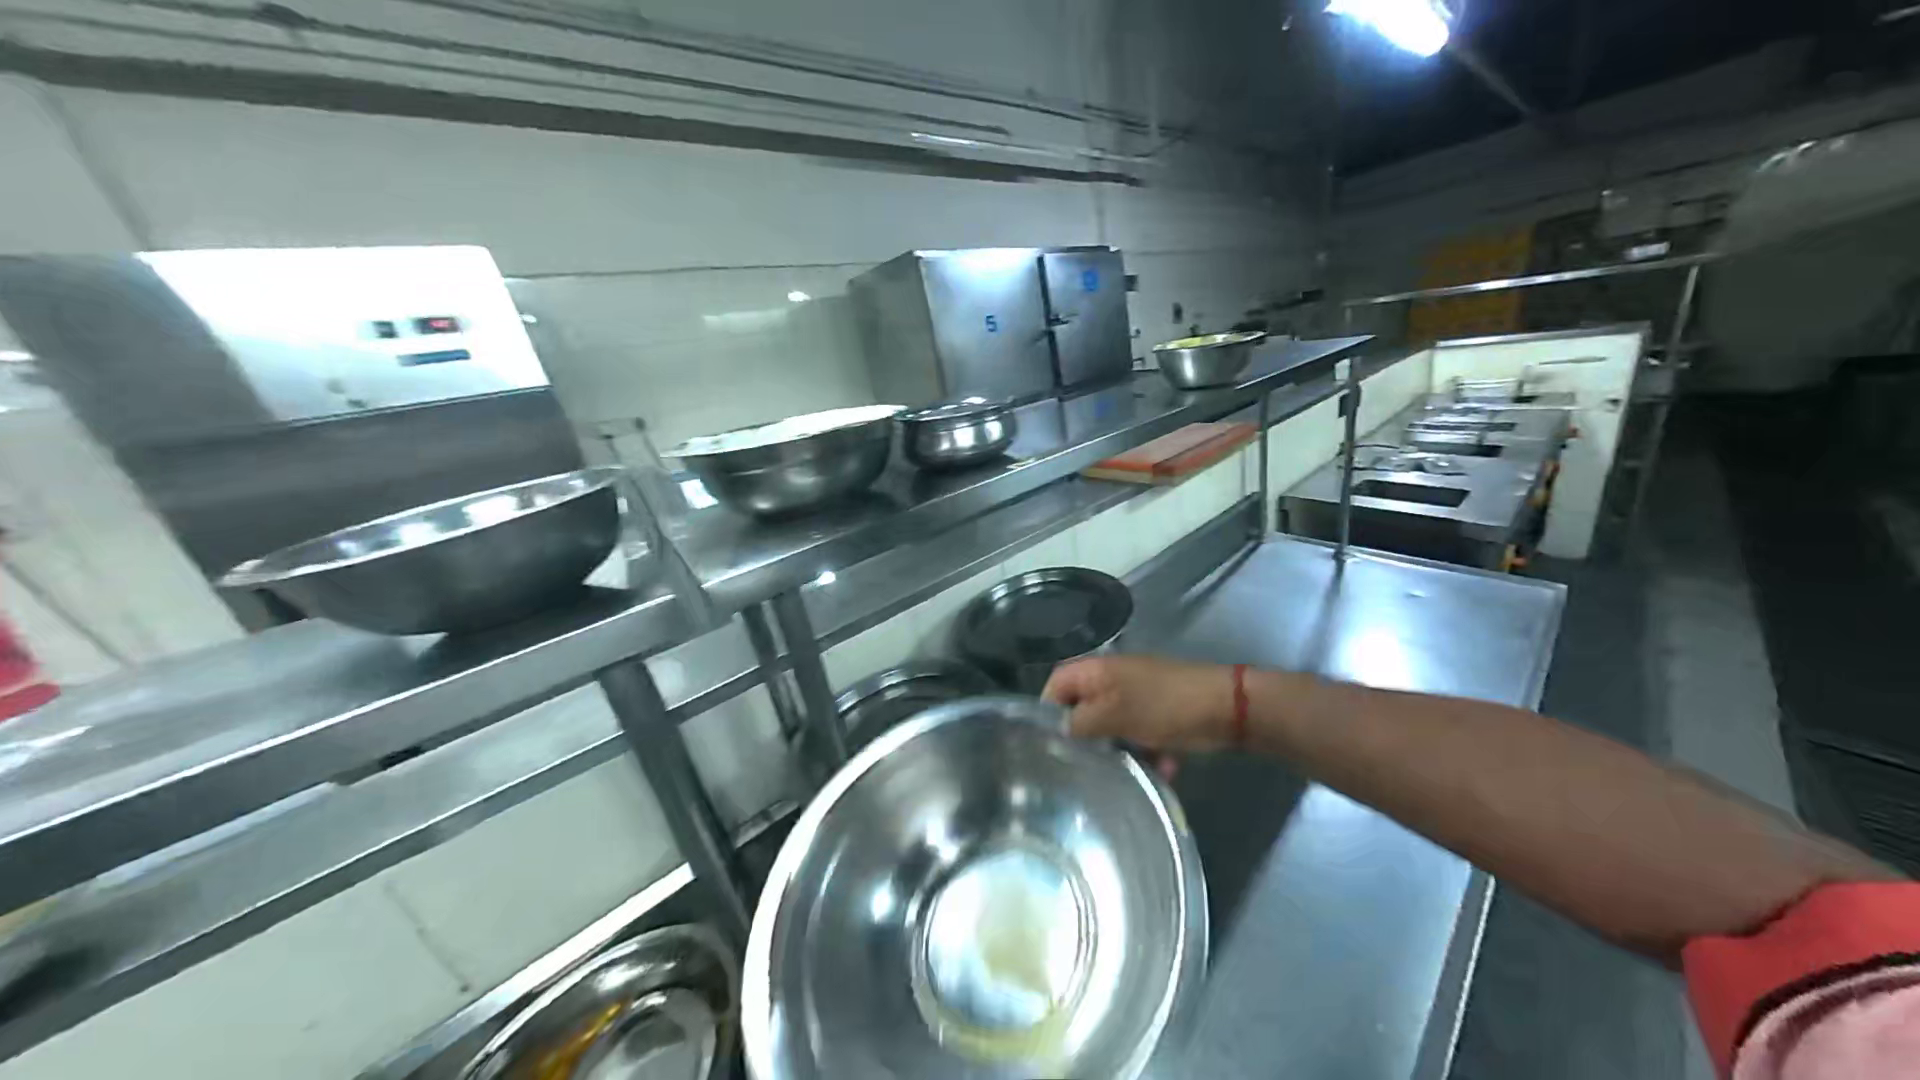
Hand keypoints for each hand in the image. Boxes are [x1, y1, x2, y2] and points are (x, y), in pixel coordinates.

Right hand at [1041, 655, 1235, 752]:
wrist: (1227, 708)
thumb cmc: (1164, 706)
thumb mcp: (1113, 715)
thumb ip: (1078, 723)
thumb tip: (1056, 732)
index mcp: (1097, 671)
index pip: (1056, 685)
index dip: (1048, 712)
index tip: (1048, 745)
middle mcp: (1113, 680)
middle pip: (1083, 709)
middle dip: (1085, 739)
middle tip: (1082, 766)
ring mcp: (1138, 697)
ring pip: (1113, 728)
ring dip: (1120, 751)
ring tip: (1127, 773)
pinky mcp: (1160, 715)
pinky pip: (1142, 736)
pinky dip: (1149, 753)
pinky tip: (1164, 770)